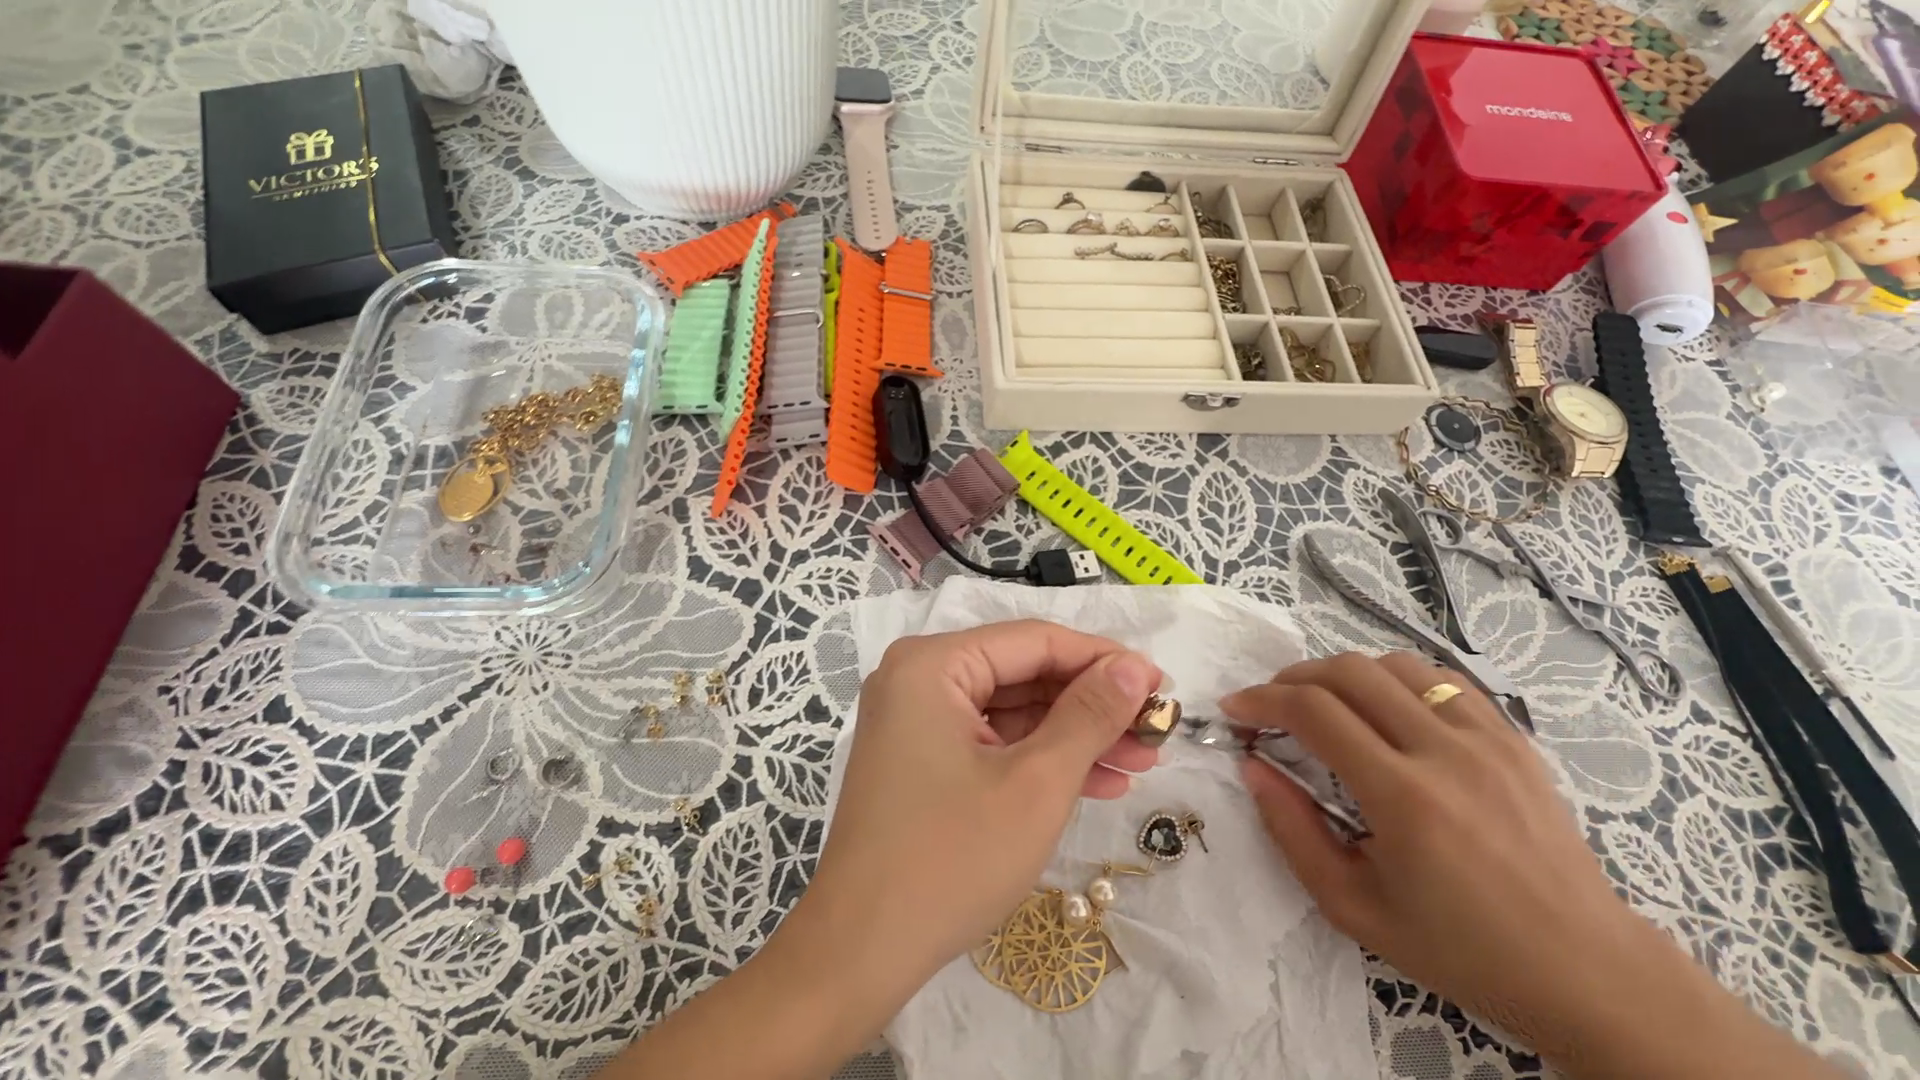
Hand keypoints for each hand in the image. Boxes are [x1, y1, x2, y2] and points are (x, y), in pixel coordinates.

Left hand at [783, 620, 1160, 1001]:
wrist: (863, 949)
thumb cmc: (953, 857)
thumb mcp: (1036, 782)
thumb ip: (1089, 715)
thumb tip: (1134, 668)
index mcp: (932, 666)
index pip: (1034, 642)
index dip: (1103, 660)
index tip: (1162, 686)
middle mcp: (917, 681)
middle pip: (1023, 675)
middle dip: (1093, 705)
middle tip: (1157, 730)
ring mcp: (915, 725)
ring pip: (1013, 713)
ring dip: (1076, 737)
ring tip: (1142, 761)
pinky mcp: (921, 763)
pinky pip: (992, 745)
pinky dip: (1041, 761)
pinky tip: (1097, 783)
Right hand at [1224, 653, 1838, 1078]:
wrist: (1580, 967)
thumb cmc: (1457, 948)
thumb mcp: (1352, 906)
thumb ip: (1292, 830)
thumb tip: (1252, 767)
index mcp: (1404, 798)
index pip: (1314, 712)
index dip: (1262, 700)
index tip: (1235, 709)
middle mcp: (1446, 752)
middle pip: (1351, 672)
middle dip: (1294, 676)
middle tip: (1269, 702)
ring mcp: (1489, 738)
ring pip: (1398, 664)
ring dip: (1346, 672)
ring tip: (1324, 701)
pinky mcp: (1514, 739)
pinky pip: (1445, 681)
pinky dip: (1399, 680)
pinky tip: (1386, 708)